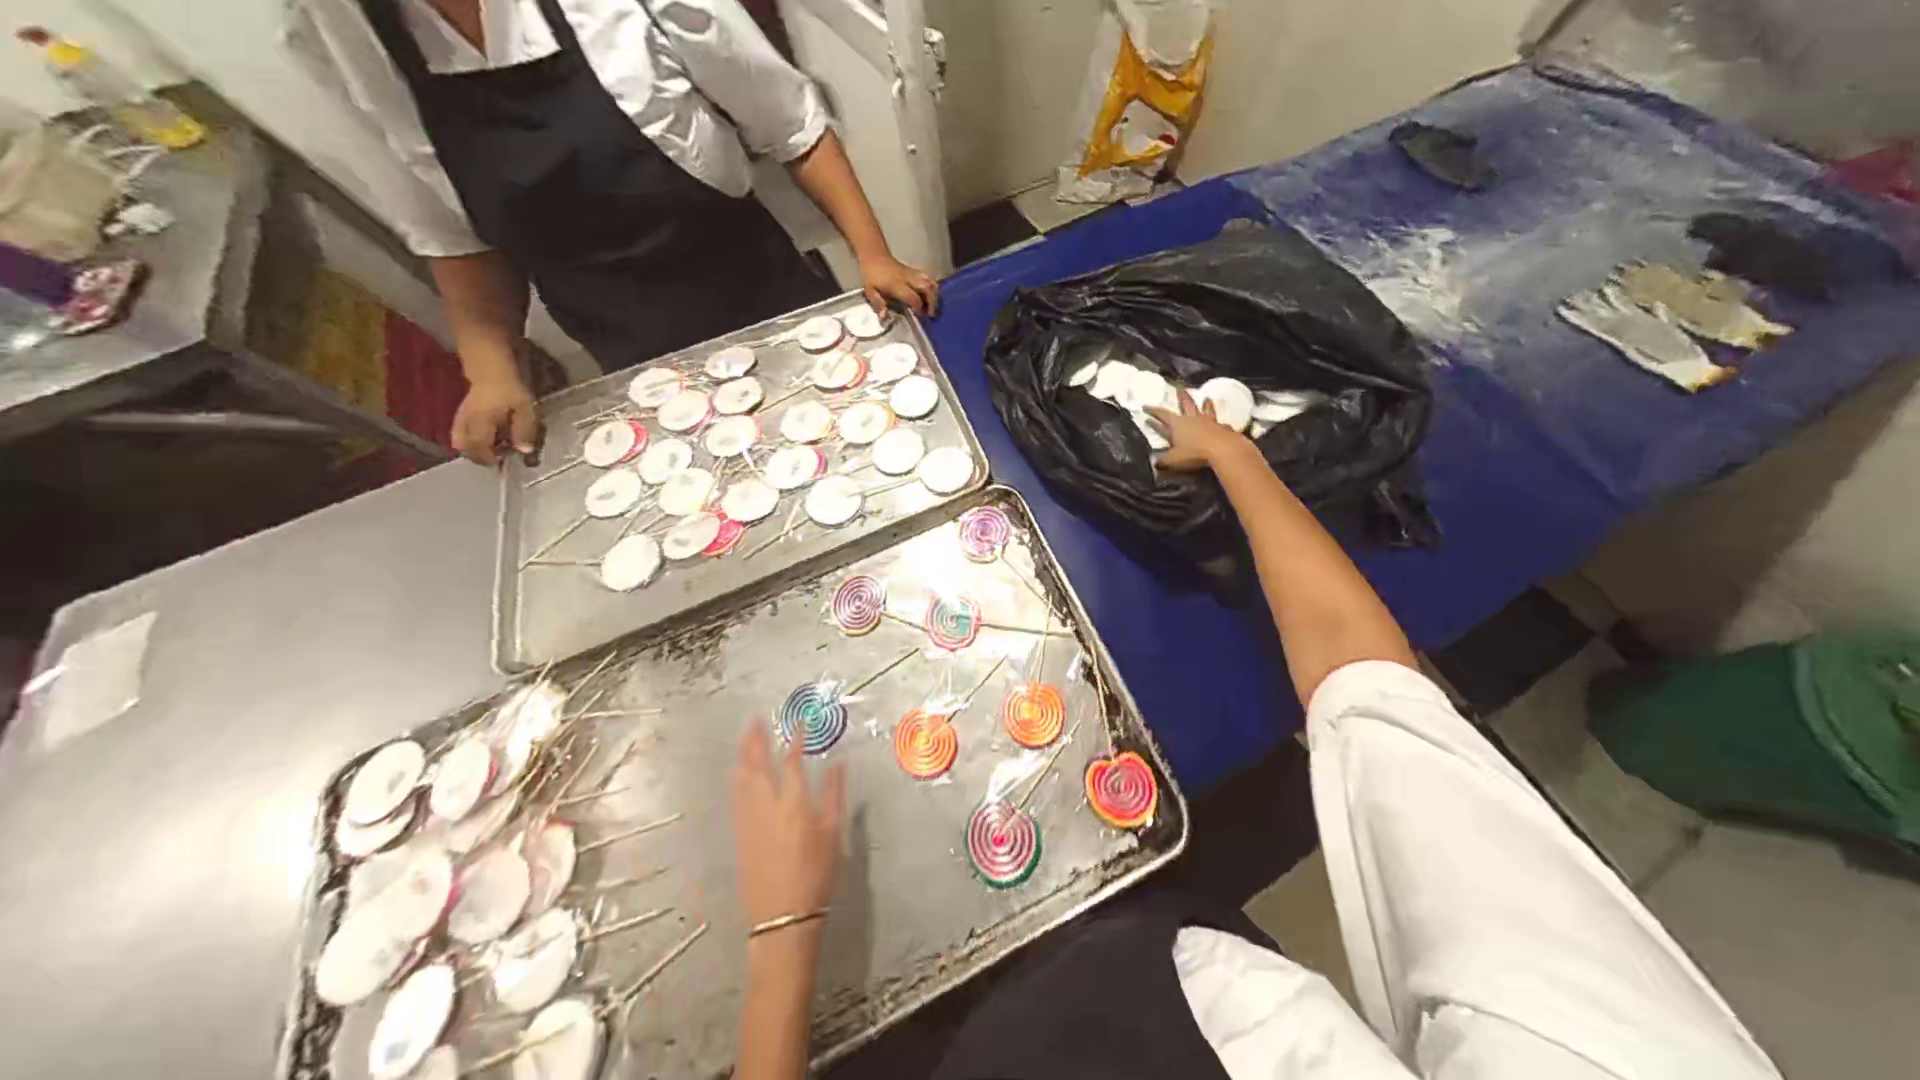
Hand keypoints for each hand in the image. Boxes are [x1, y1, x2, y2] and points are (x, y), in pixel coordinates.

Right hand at [451, 375, 541, 465]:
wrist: (490, 367)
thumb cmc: (510, 388)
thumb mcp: (524, 409)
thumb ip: (523, 430)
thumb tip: (524, 451)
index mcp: (481, 422)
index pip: (478, 446)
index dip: (487, 458)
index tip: (499, 462)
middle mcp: (466, 421)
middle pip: (464, 445)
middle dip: (477, 456)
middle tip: (493, 459)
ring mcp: (461, 415)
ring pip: (458, 439)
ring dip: (471, 448)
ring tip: (488, 451)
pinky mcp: (461, 411)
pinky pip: (459, 430)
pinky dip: (468, 439)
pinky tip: (483, 438)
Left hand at [732, 726, 845, 927]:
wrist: (782, 917)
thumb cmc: (816, 875)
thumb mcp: (833, 834)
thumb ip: (834, 794)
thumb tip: (838, 763)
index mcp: (794, 803)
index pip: (793, 761)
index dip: (796, 740)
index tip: (799, 724)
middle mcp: (767, 805)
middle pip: (757, 764)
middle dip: (755, 740)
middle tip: (754, 720)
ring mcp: (749, 819)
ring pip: (742, 779)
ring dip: (743, 755)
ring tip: (744, 738)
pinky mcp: (739, 834)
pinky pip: (737, 795)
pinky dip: (738, 777)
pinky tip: (739, 772)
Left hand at [858, 253, 938, 316]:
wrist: (874, 255)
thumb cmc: (871, 275)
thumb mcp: (870, 290)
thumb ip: (878, 303)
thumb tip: (884, 316)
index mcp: (896, 284)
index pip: (913, 297)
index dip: (919, 308)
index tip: (919, 317)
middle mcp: (908, 278)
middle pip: (927, 288)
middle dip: (932, 302)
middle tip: (932, 314)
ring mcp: (912, 273)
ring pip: (930, 281)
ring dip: (935, 294)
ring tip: (933, 305)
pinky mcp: (914, 271)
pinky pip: (929, 277)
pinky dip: (933, 286)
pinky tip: (932, 294)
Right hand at [1145, 388, 1253, 470]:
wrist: (1222, 449)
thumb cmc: (1194, 453)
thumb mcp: (1173, 459)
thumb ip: (1163, 460)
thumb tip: (1154, 463)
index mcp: (1177, 424)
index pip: (1162, 415)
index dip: (1153, 411)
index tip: (1145, 406)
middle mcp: (1192, 419)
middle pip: (1186, 405)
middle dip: (1181, 397)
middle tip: (1179, 388)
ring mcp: (1208, 421)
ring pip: (1205, 409)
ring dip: (1205, 404)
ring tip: (1206, 398)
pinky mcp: (1221, 427)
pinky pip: (1219, 423)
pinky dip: (1219, 423)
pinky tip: (1223, 423)